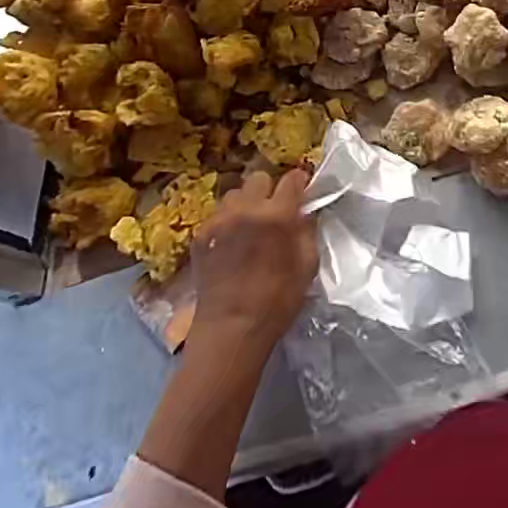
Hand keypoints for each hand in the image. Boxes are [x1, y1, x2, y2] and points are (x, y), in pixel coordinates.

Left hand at [190, 169, 318, 351]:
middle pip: (259, 178)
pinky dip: (227, 222)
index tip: (302, 189)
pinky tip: (230, 243)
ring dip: (246, 204)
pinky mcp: (200, 234)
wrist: (231, 328)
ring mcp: (219, 219)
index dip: (299, 181)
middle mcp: (246, 208)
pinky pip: (218, 215)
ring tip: (249, 226)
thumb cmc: (276, 303)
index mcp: (276, 215)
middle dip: (269, 190)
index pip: (291, 180)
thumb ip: (307, 232)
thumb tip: (304, 212)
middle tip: (274, 210)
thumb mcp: (307, 268)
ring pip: (235, 194)